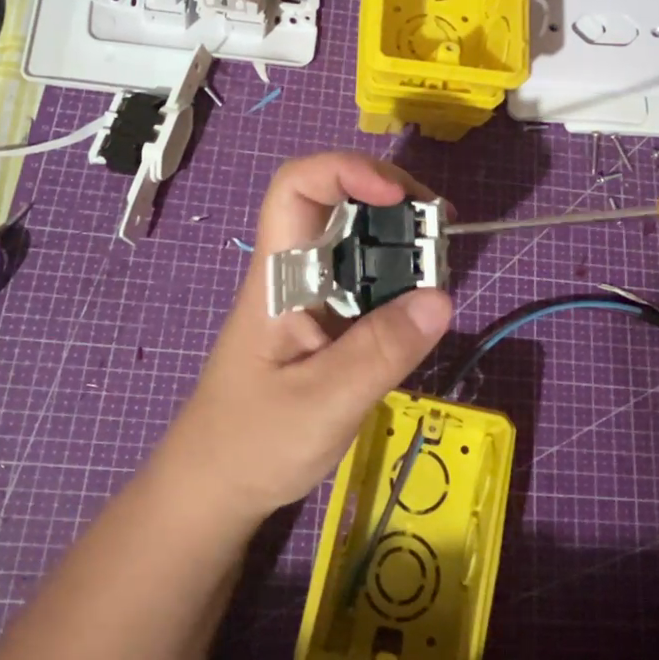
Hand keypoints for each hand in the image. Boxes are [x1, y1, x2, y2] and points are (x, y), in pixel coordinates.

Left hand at [150, 152, 453, 523]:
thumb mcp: (323, 403)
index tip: (398, 199)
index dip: (346, 171)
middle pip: (336, 205)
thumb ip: (381, 352)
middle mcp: (295, 273)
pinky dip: (400, 280)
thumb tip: (443, 297)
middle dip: (390, 202)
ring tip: (443, 262)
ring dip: (400, 241)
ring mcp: (311, 297)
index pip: (297, 186)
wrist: (215, 488)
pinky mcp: (327, 324)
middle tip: (441, 229)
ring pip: (356, 243)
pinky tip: (425, 304)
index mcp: (278, 275)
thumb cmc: (253, 443)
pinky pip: (367, 282)